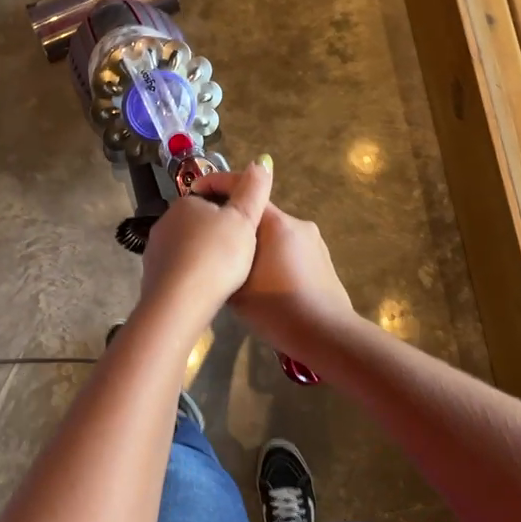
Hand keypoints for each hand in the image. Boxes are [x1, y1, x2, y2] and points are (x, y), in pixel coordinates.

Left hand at [139, 159, 273, 315]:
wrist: (180, 301)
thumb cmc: (217, 255)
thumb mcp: (244, 220)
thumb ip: (254, 190)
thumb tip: (262, 160)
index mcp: (185, 204)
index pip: (208, 197)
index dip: (229, 209)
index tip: (245, 226)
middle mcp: (165, 223)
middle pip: (196, 222)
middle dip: (214, 232)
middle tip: (239, 251)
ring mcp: (154, 251)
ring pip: (185, 247)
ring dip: (202, 254)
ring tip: (224, 272)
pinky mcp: (151, 278)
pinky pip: (177, 270)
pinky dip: (190, 275)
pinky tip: (204, 288)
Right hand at [190, 169, 353, 352]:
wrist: (324, 335)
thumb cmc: (276, 308)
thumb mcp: (235, 284)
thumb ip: (224, 256)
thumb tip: (216, 245)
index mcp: (276, 223)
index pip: (244, 188)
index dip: (216, 186)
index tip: (195, 194)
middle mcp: (297, 224)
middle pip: (259, 214)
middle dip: (237, 225)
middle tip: (215, 246)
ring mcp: (314, 241)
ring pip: (274, 234)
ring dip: (256, 244)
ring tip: (239, 271)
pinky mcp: (323, 260)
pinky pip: (290, 250)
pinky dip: (274, 258)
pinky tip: (266, 284)